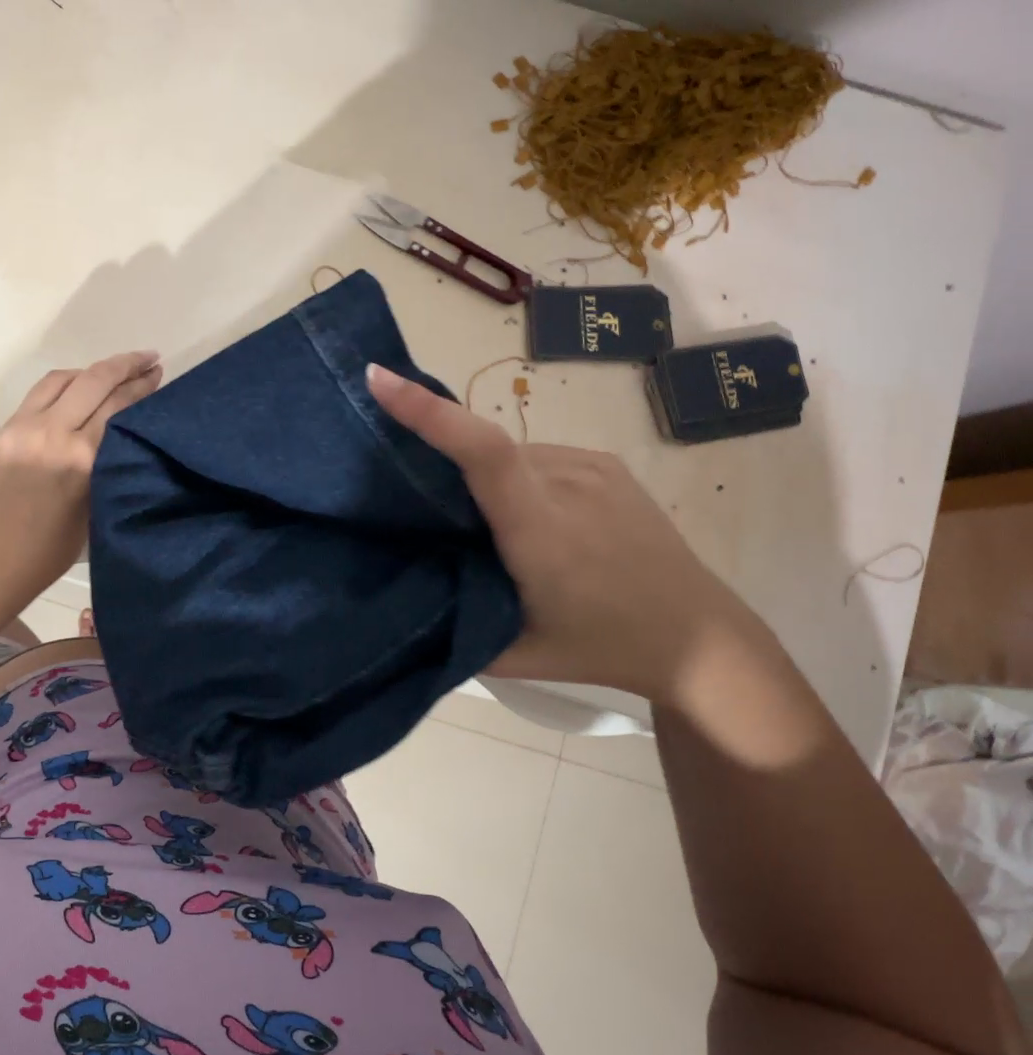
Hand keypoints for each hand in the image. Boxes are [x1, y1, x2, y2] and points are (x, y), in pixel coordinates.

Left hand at [0, 351, 162, 595]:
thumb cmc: (53, 550)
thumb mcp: (95, 505)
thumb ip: (108, 461)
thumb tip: (127, 428)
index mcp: (82, 460)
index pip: (118, 406)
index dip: (142, 385)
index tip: (159, 373)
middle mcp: (52, 435)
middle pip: (94, 381)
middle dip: (125, 365)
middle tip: (148, 359)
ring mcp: (23, 429)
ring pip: (63, 380)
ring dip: (92, 371)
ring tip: (114, 371)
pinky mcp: (3, 431)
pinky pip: (39, 396)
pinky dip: (64, 386)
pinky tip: (78, 390)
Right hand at [366, 364, 766, 705]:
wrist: (698, 639)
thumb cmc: (597, 648)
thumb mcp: (511, 653)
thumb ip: (451, 622)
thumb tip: (402, 591)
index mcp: (540, 529)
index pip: (481, 453)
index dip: (428, 413)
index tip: (379, 379)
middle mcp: (568, 483)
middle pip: (482, 451)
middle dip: (437, 460)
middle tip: (409, 499)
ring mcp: (594, 469)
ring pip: (508, 456)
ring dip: (478, 479)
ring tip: (474, 526)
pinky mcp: (608, 466)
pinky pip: (536, 458)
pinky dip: (510, 477)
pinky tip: (515, 516)